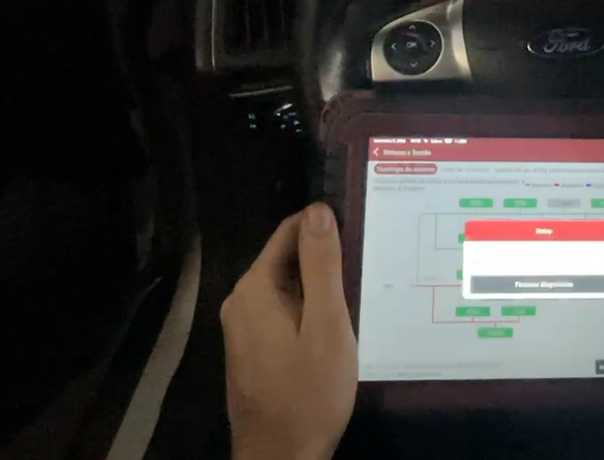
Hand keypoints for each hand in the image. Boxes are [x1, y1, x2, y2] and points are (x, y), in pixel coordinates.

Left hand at [222, 204, 357, 459]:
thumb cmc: (309, 394)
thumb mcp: (326, 324)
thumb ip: (322, 264)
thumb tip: (318, 209)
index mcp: (255, 288)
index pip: (290, 231)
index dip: (326, 228)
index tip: (360, 236)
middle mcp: (240, 300)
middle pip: (288, 257)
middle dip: (324, 260)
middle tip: (363, 272)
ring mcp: (243, 326)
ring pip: (288, 284)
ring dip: (319, 286)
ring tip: (355, 297)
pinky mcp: (251, 348)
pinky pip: (283, 309)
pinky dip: (308, 309)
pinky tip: (333, 327)